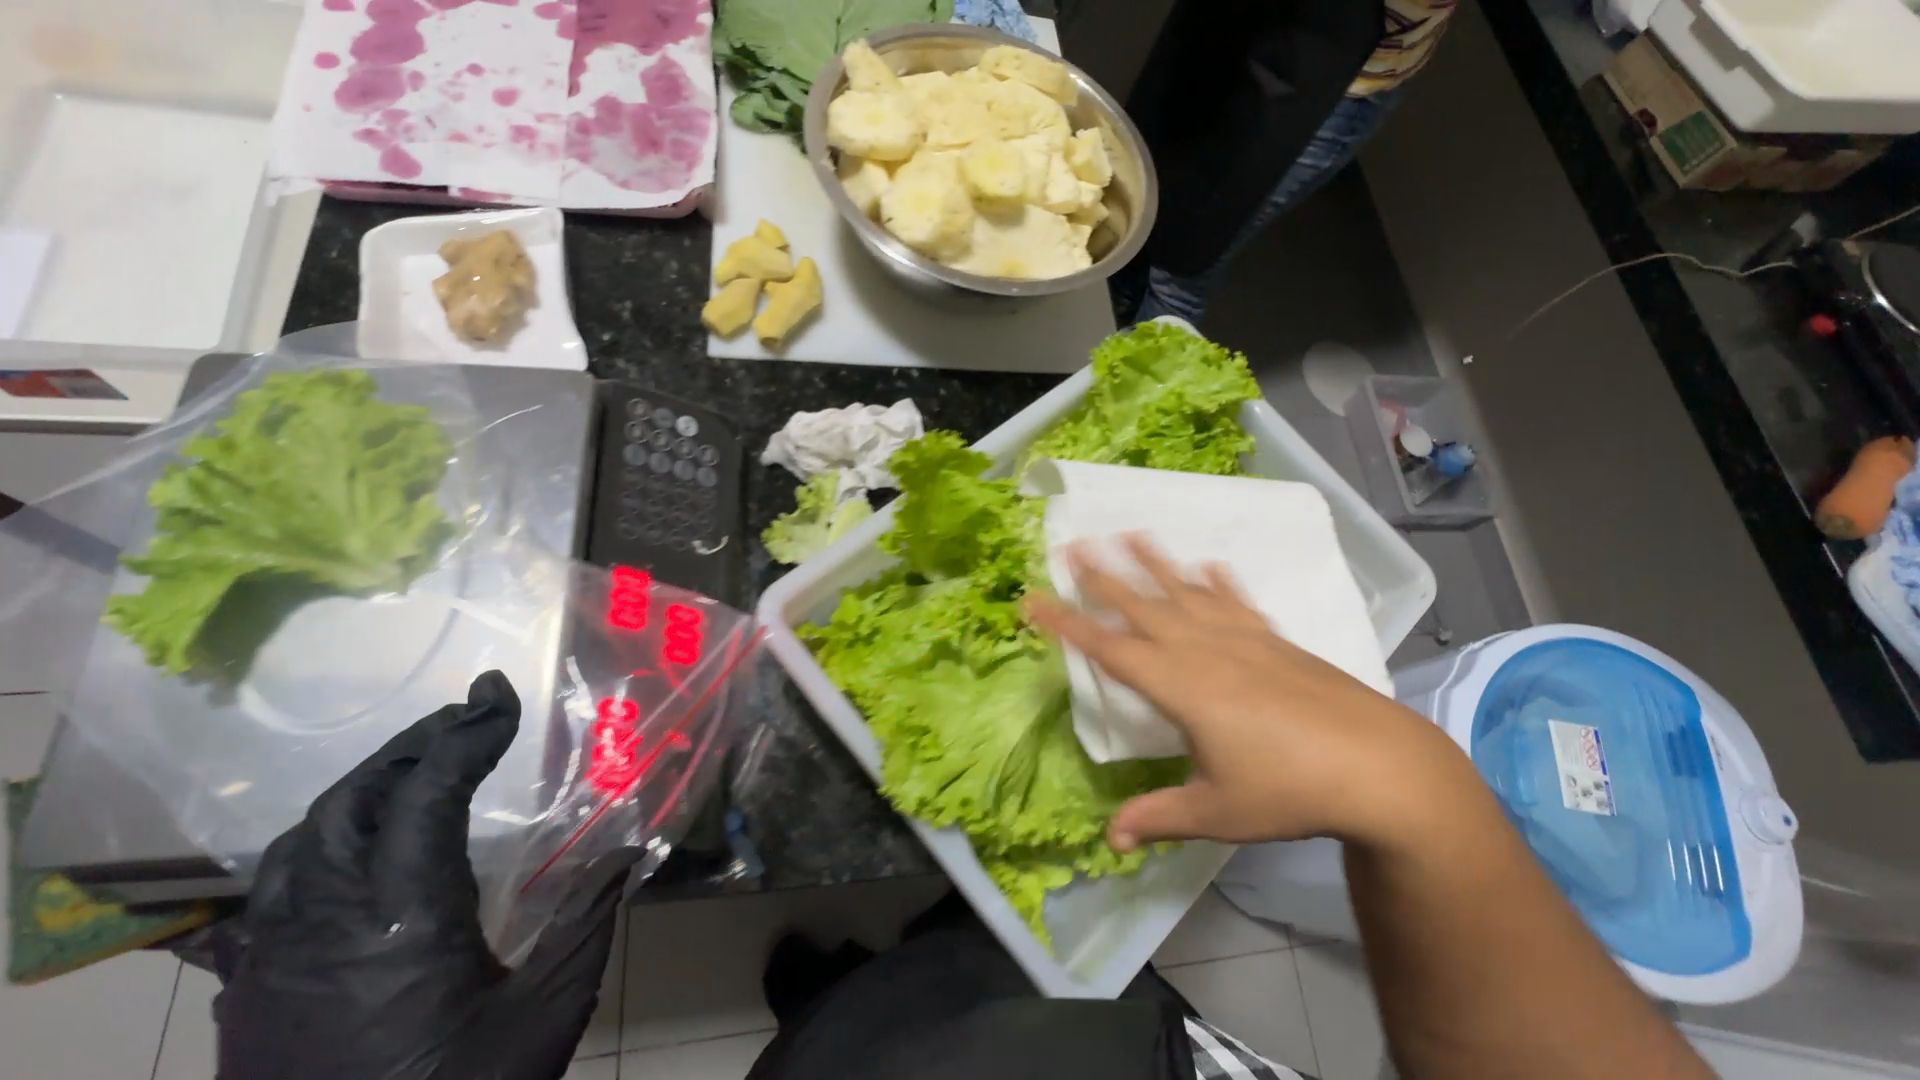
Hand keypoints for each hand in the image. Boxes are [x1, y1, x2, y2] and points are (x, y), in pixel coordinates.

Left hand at [215, 672, 638, 1079]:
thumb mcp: (545, 1013)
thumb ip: (584, 921)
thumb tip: (626, 851)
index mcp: (405, 917)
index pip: (429, 792)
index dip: (467, 733)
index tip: (499, 696)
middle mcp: (327, 921)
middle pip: (353, 801)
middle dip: (409, 749)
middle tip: (461, 726)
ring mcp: (274, 959)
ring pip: (300, 842)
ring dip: (360, 793)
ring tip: (412, 778)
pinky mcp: (249, 996)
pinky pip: (264, 900)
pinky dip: (313, 856)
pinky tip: (345, 862)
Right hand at [1026, 537, 1484, 854]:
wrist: (1381, 767)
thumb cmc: (1290, 791)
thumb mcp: (1217, 811)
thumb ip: (1159, 817)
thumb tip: (1111, 839)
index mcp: (1181, 687)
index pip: (1110, 650)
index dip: (1068, 625)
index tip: (1034, 599)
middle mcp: (1206, 651)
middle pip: (1144, 608)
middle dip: (1104, 578)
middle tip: (1072, 545)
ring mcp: (1246, 641)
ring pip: (1188, 593)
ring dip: (1156, 564)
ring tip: (1131, 534)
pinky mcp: (1278, 642)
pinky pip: (1238, 602)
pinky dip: (1220, 583)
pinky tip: (1210, 567)